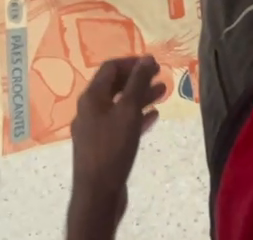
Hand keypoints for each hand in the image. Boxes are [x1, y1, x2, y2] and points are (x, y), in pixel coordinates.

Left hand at [66, 56, 165, 239]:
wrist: (97, 195)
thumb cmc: (113, 147)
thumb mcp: (129, 110)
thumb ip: (138, 81)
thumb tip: (147, 58)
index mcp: (92, 97)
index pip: (111, 67)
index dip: (132, 62)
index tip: (153, 63)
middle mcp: (89, 110)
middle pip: (115, 86)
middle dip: (138, 79)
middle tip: (160, 77)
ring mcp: (94, 129)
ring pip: (119, 105)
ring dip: (140, 97)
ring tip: (162, 93)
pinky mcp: (102, 147)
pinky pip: (120, 124)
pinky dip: (136, 117)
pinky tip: (153, 117)